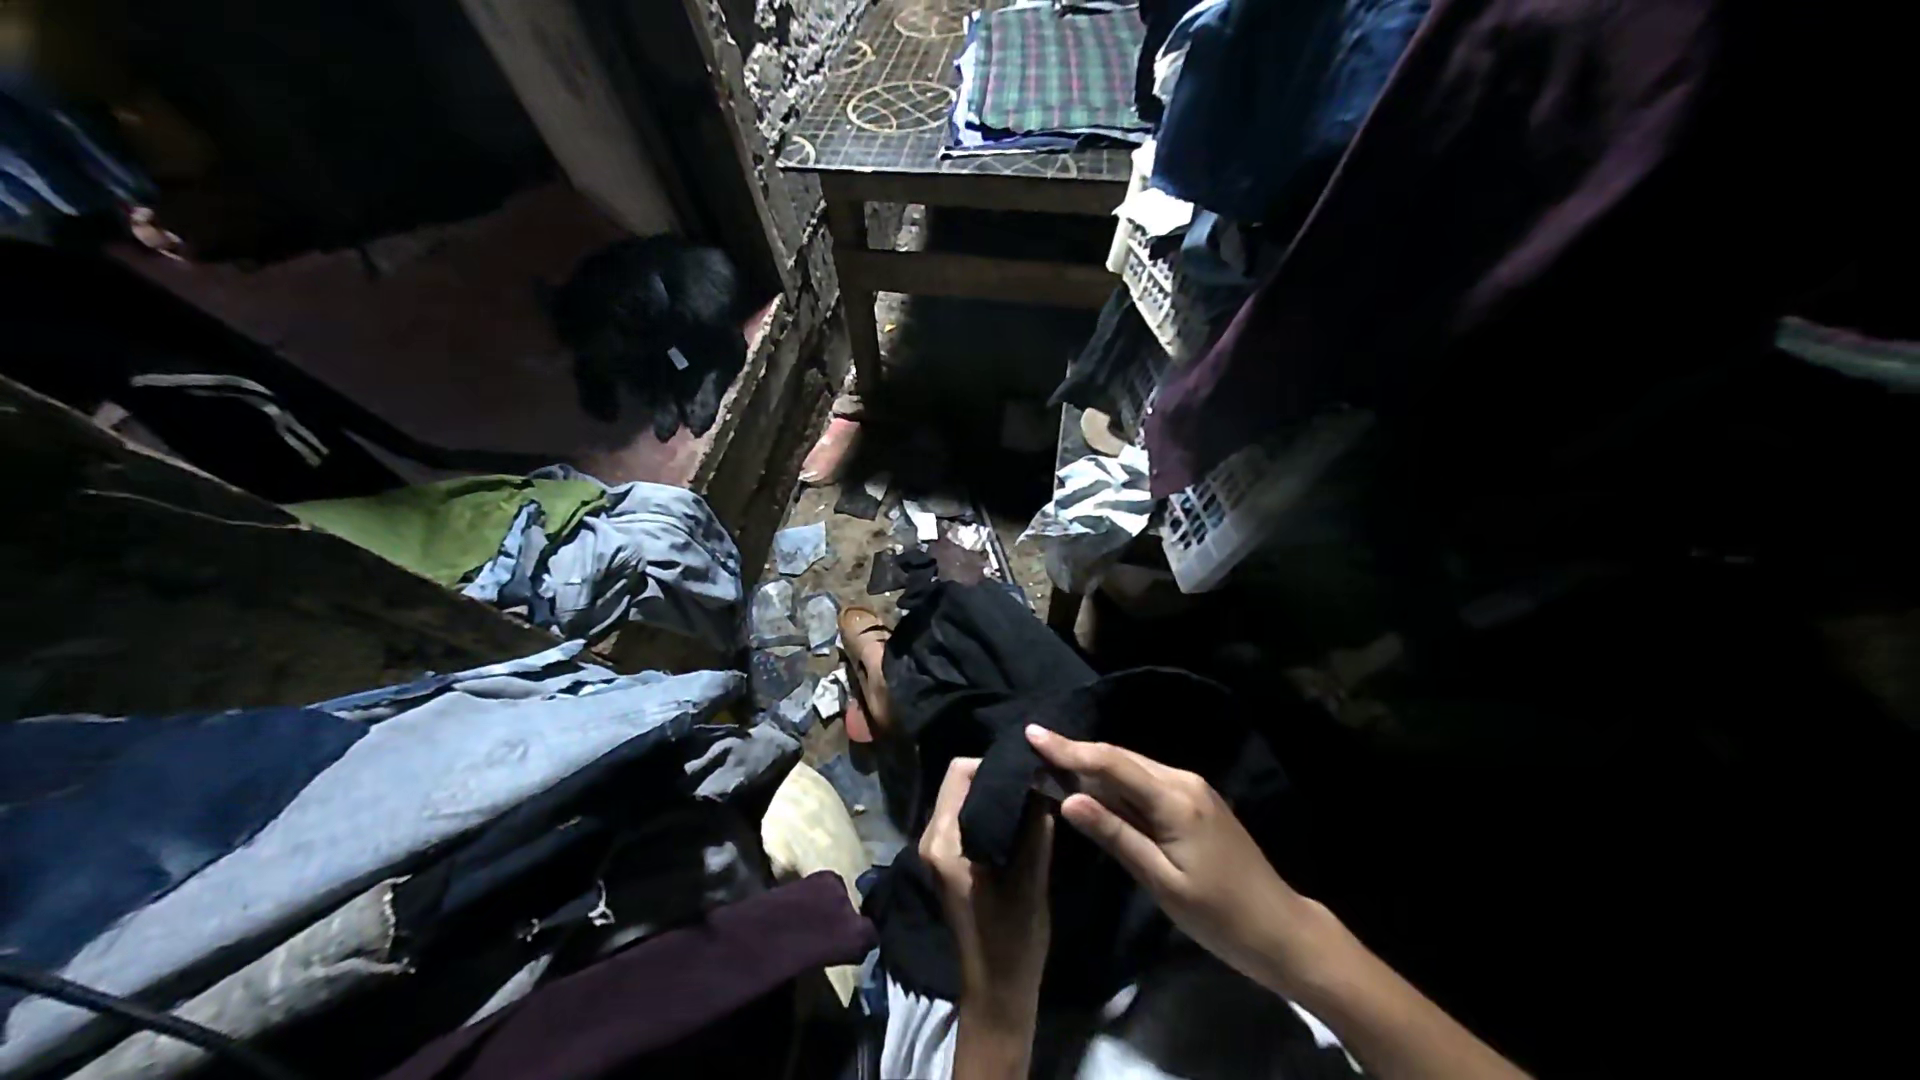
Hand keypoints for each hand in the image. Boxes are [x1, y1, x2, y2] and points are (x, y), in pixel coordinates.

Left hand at [919, 758, 1054, 1015]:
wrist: (997, 989)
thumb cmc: (1012, 937)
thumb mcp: (1030, 879)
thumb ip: (1035, 826)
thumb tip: (1043, 780)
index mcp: (944, 839)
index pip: (959, 772)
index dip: (993, 765)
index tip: (1026, 771)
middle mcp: (931, 838)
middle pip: (959, 782)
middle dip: (994, 776)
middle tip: (1032, 780)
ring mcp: (936, 850)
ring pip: (962, 798)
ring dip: (992, 793)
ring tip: (1029, 796)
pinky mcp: (947, 860)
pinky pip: (964, 817)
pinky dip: (988, 810)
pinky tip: (1017, 817)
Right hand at [1026, 725, 1313, 993]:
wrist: (1281, 928)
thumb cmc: (1219, 915)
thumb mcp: (1161, 882)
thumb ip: (1115, 836)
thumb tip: (1069, 799)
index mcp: (1174, 800)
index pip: (1111, 762)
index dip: (1069, 748)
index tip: (1032, 734)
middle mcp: (1183, 781)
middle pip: (1120, 757)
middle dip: (1076, 751)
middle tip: (1035, 748)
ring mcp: (1192, 788)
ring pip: (1133, 765)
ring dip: (1094, 764)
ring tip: (1054, 762)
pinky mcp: (1195, 800)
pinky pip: (1146, 779)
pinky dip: (1116, 779)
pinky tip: (1096, 786)